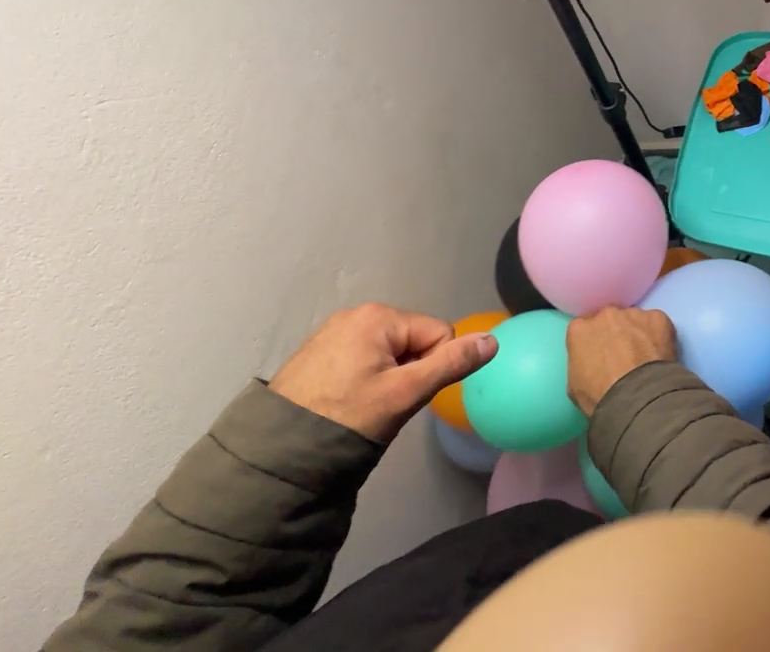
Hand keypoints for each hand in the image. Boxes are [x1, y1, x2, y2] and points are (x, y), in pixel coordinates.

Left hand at [269, 304, 496, 441]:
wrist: (276, 455)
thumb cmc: (347, 418)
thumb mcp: (406, 393)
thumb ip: (452, 363)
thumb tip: (493, 340)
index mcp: (379, 316)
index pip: (438, 334)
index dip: (432, 367)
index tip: (404, 394)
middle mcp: (357, 313)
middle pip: (414, 340)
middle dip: (410, 370)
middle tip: (384, 402)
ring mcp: (333, 331)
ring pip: (391, 352)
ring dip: (389, 376)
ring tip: (364, 405)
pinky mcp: (318, 351)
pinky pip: (364, 358)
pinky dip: (365, 378)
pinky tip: (347, 401)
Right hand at [566, 306, 677, 415]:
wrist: (636, 397)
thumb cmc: (599, 396)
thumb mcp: (575, 384)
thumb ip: (581, 361)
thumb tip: (593, 360)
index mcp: (580, 329)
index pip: (585, 329)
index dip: (594, 342)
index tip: (601, 354)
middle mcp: (606, 315)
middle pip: (610, 320)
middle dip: (616, 333)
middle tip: (625, 355)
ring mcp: (634, 314)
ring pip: (635, 320)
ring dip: (638, 333)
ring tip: (646, 356)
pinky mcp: (658, 318)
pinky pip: (657, 323)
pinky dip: (659, 335)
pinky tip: (660, 353)